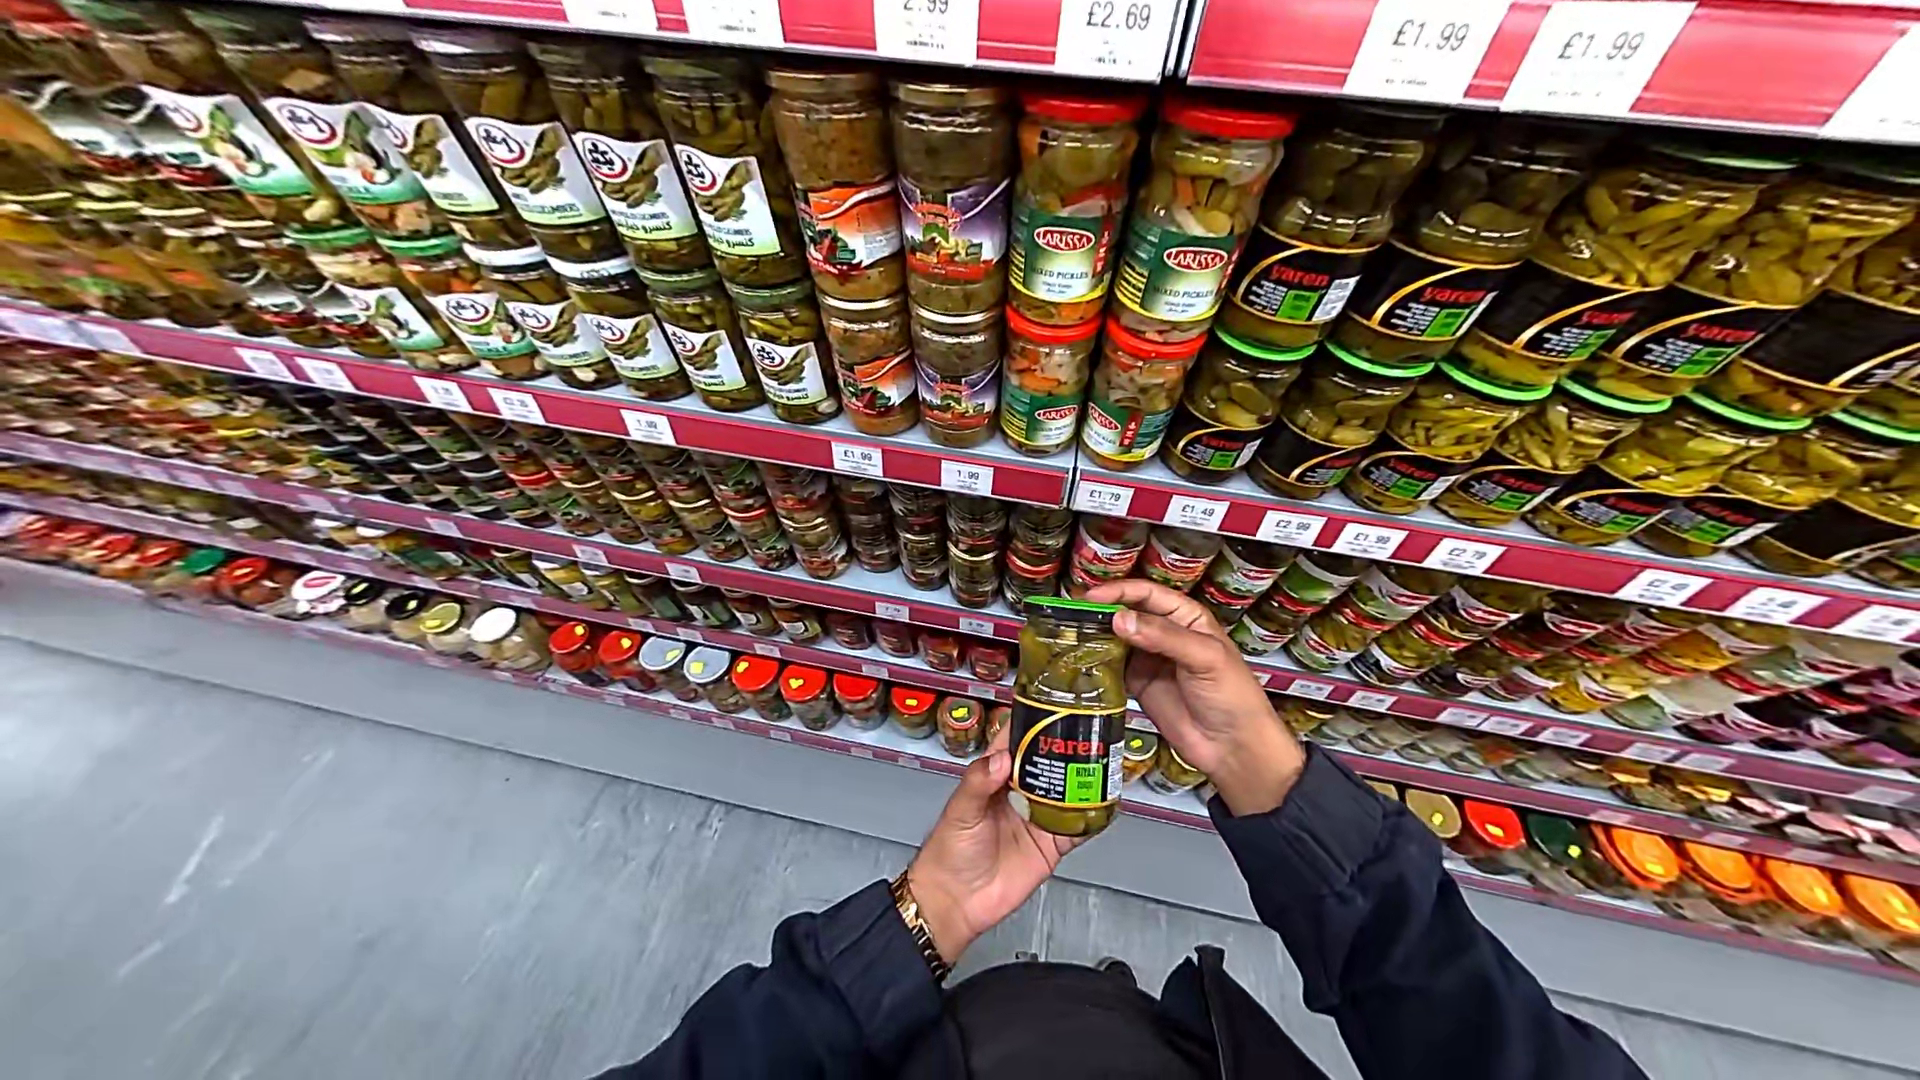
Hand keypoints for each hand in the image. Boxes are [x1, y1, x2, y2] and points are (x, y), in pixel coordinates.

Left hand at [907, 727, 1082, 965]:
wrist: (955, 902)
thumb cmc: (948, 851)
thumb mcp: (960, 810)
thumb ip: (978, 782)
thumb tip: (1001, 758)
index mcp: (995, 776)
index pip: (1015, 741)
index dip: (1031, 723)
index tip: (1051, 706)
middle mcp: (1019, 791)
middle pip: (1047, 762)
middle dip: (1066, 747)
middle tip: (1087, 730)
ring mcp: (1037, 817)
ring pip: (1067, 790)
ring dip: (1083, 777)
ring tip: (1102, 759)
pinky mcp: (1051, 844)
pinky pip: (1077, 827)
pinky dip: (1093, 816)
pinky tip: (1106, 802)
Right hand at [1084, 579, 1305, 817]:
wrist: (1233, 748)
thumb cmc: (1231, 696)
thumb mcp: (1204, 658)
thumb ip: (1163, 636)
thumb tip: (1119, 619)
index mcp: (1185, 617)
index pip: (1147, 594)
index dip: (1119, 592)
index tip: (1091, 598)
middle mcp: (1164, 633)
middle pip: (1127, 613)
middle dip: (1102, 611)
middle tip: (1072, 615)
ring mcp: (1148, 658)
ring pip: (1115, 638)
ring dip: (1095, 635)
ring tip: (1069, 634)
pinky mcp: (1137, 683)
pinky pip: (1112, 666)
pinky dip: (1096, 661)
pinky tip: (1079, 659)